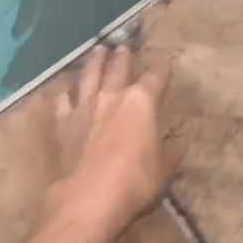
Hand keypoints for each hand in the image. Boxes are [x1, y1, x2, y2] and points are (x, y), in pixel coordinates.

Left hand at [45, 44, 175, 242]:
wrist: (90, 195)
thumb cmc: (135, 182)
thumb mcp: (163, 171)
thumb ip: (171, 154)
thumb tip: (179, 144)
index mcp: (140, 103)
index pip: (154, 79)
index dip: (161, 69)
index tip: (164, 60)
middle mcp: (112, 96)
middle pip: (118, 69)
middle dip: (123, 57)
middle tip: (124, 47)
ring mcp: (85, 106)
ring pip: (90, 76)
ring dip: (94, 62)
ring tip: (98, 49)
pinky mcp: (64, 121)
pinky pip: (63, 100)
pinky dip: (64, 93)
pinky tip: (63, 89)